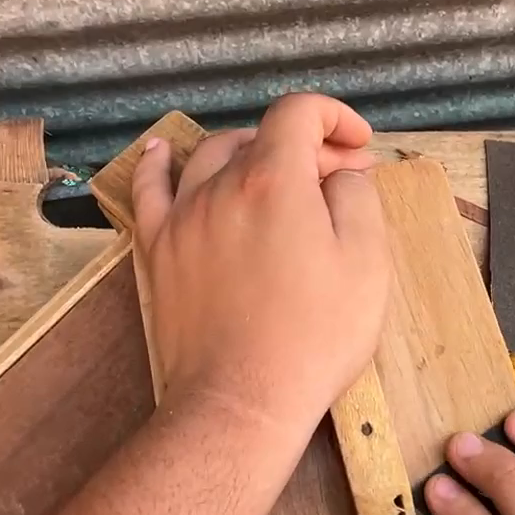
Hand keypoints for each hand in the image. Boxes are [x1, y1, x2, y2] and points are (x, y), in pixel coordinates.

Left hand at [131, 94, 389, 435]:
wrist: (242, 401)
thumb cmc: (314, 335)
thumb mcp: (366, 261)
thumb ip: (357, 196)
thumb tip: (341, 174)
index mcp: (274, 181)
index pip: (299, 113)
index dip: (335, 118)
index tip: (358, 147)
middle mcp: (220, 186)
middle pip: (263, 137)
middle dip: (308, 148)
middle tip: (338, 182)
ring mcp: (182, 217)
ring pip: (213, 156)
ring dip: (252, 152)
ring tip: (278, 172)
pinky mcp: (157, 250)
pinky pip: (149, 189)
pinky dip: (160, 163)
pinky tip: (165, 151)